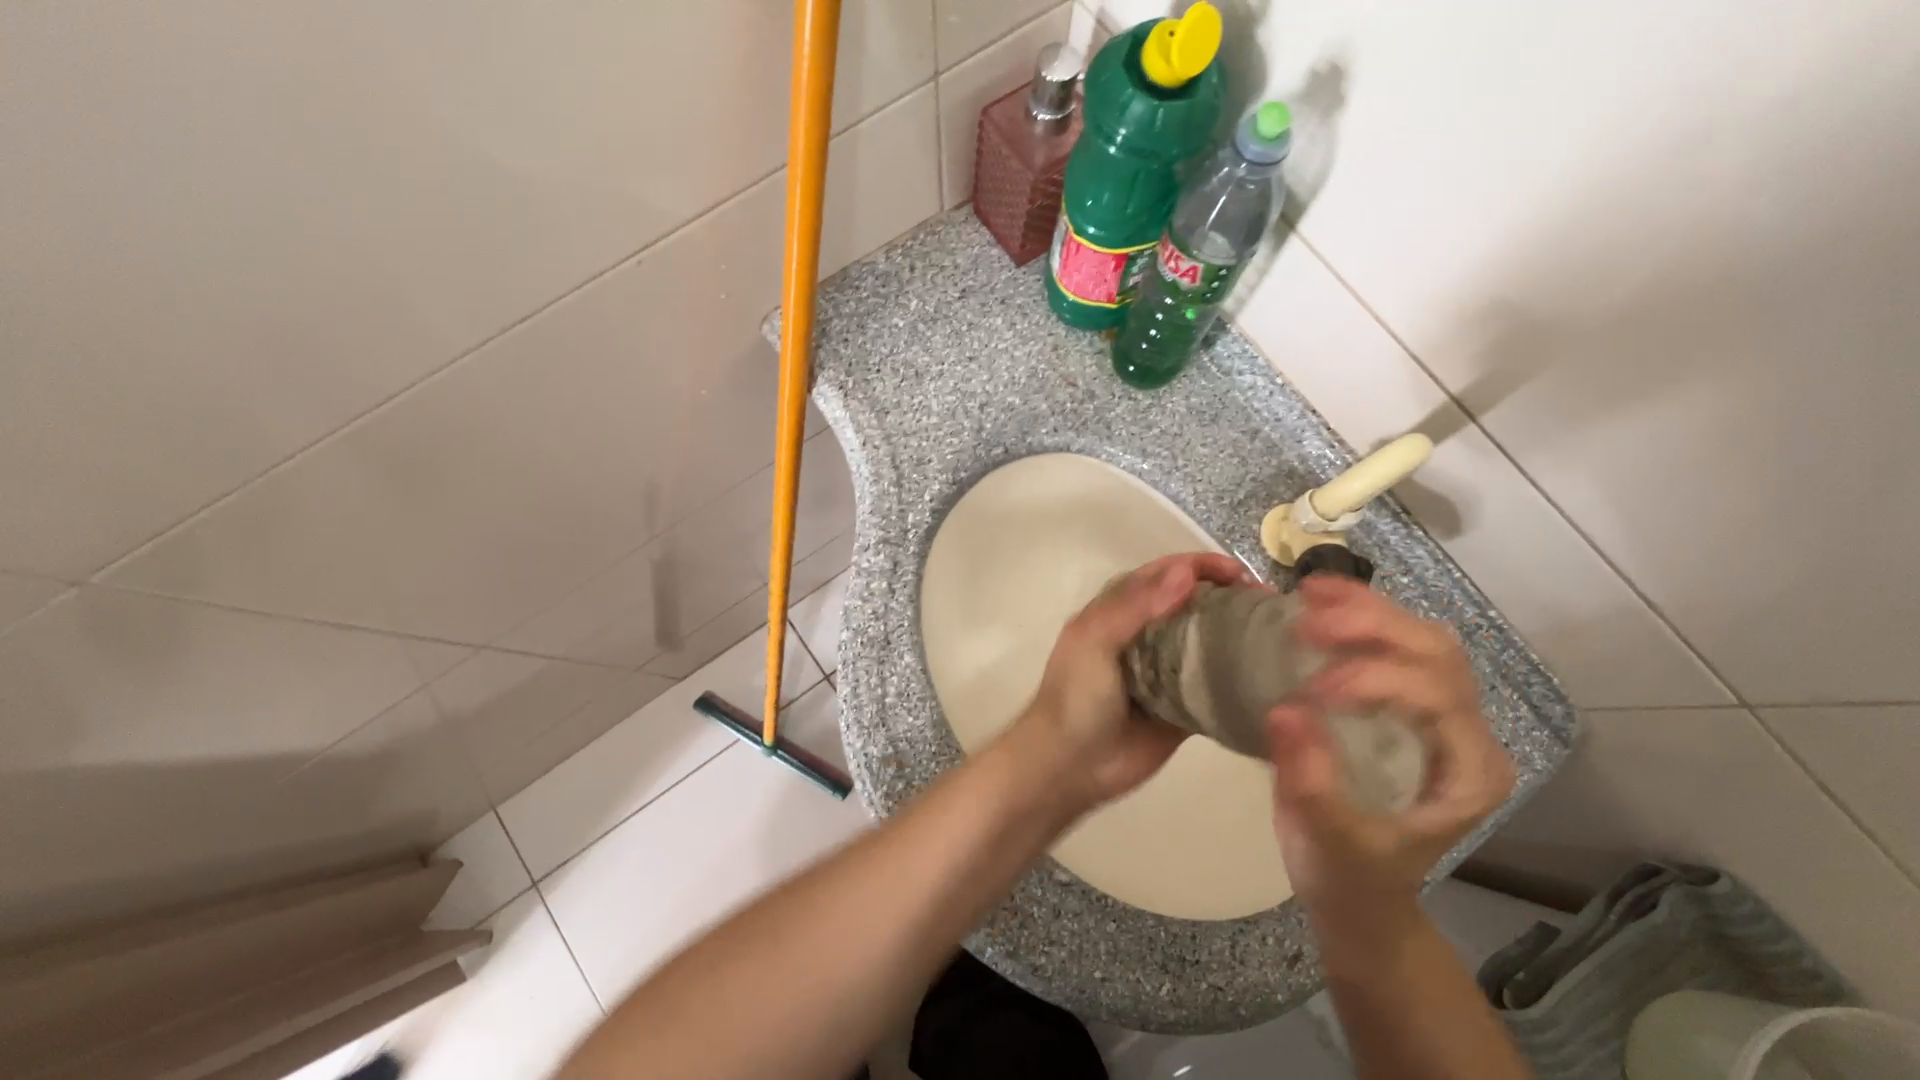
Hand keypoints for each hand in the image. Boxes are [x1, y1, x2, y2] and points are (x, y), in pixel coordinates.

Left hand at [1016, 552, 1251, 809]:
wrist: (1069, 767)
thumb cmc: (1075, 698)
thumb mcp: (1094, 642)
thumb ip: (1135, 607)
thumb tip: (1186, 573)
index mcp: (1119, 612)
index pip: (1164, 574)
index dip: (1200, 567)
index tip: (1239, 573)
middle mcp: (1145, 635)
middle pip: (1192, 603)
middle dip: (1227, 596)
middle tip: (1267, 602)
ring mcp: (1166, 671)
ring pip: (1207, 642)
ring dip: (1237, 633)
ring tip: (1275, 632)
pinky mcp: (1183, 708)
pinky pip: (1215, 686)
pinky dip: (1237, 677)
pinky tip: (1269, 674)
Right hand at [1266, 575, 1514, 918]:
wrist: (1358, 896)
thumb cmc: (1350, 875)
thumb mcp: (1331, 842)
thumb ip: (1313, 784)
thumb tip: (1284, 710)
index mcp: (1469, 771)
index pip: (1438, 697)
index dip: (1376, 679)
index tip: (1310, 691)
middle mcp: (1468, 734)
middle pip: (1437, 653)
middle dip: (1372, 625)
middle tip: (1306, 617)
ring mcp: (1441, 717)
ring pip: (1422, 639)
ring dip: (1367, 609)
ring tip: (1309, 591)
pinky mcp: (1409, 707)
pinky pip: (1398, 646)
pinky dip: (1360, 617)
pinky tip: (1317, 602)